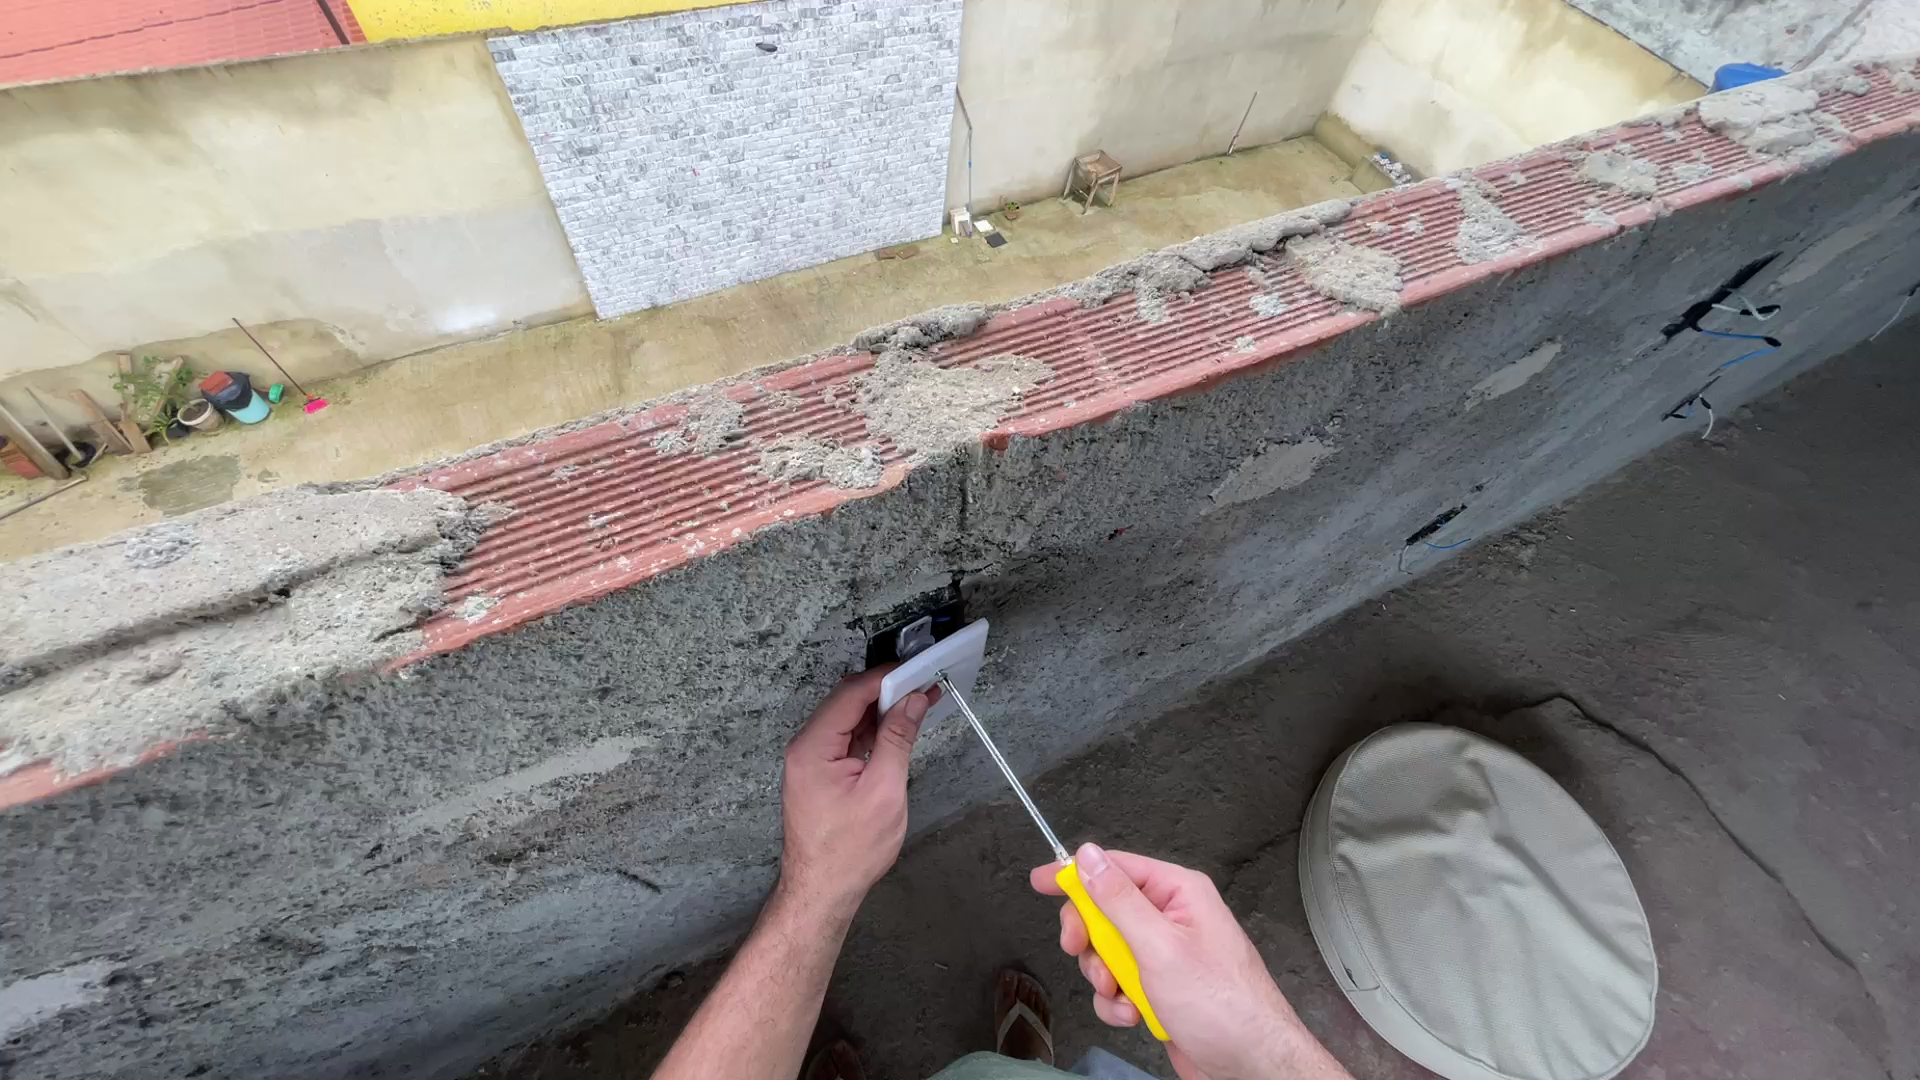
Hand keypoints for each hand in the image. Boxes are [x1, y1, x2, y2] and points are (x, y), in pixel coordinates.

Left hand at [778, 668, 939, 917]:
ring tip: (919, 701)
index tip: (914, 669)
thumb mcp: (883, 790)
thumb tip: (911, 702)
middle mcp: (806, 747)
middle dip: (886, 690)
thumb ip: (898, 739)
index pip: (850, 694)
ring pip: (850, 718)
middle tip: (921, 683)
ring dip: (883, 709)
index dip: (884, 678)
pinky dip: (874, 729)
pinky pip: (849, 737)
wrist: (822, 893)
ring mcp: (812, 759)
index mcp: (813, 748)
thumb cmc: (849, 851)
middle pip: (847, 701)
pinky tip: (900, 726)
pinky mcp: (822, 771)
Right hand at [1031, 844, 1350, 1079]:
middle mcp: (1170, 915)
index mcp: (1176, 891)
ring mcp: (1164, 952)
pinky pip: (1119, 980)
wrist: (1253, 1069)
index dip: (1075, 874)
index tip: (1041, 882)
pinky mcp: (1160, 986)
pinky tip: (1130, 1014)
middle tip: (1080, 950)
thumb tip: (1087, 855)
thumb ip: (1118, 899)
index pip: (1114, 867)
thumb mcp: (1159, 946)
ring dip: (1103, 975)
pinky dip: (1116, 999)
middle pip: (1105, 909)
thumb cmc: (1219, 1004)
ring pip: (1107, 948)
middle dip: (1090, 937)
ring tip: (1119, 994)